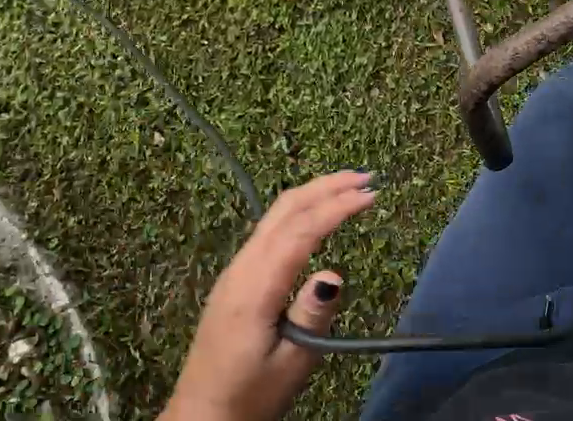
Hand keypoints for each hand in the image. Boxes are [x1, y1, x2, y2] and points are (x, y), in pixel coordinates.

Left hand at [160, 172, 377, 420]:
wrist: (200, 418)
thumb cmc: (251, 395)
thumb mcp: (290, 365)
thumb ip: (312, 318)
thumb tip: (334, 275)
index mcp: (254, 290)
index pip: (300, 231)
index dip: (337, 207)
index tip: (372, 194)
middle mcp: (241, 269)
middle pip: (285, 209)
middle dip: (327, 185)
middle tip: (368, 176)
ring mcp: (235, 269)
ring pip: (276, 213)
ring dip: (315, 191)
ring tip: (350, 184)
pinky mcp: (236, 276)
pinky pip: (270, 226)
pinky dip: (301, 207)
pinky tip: (319, 210)